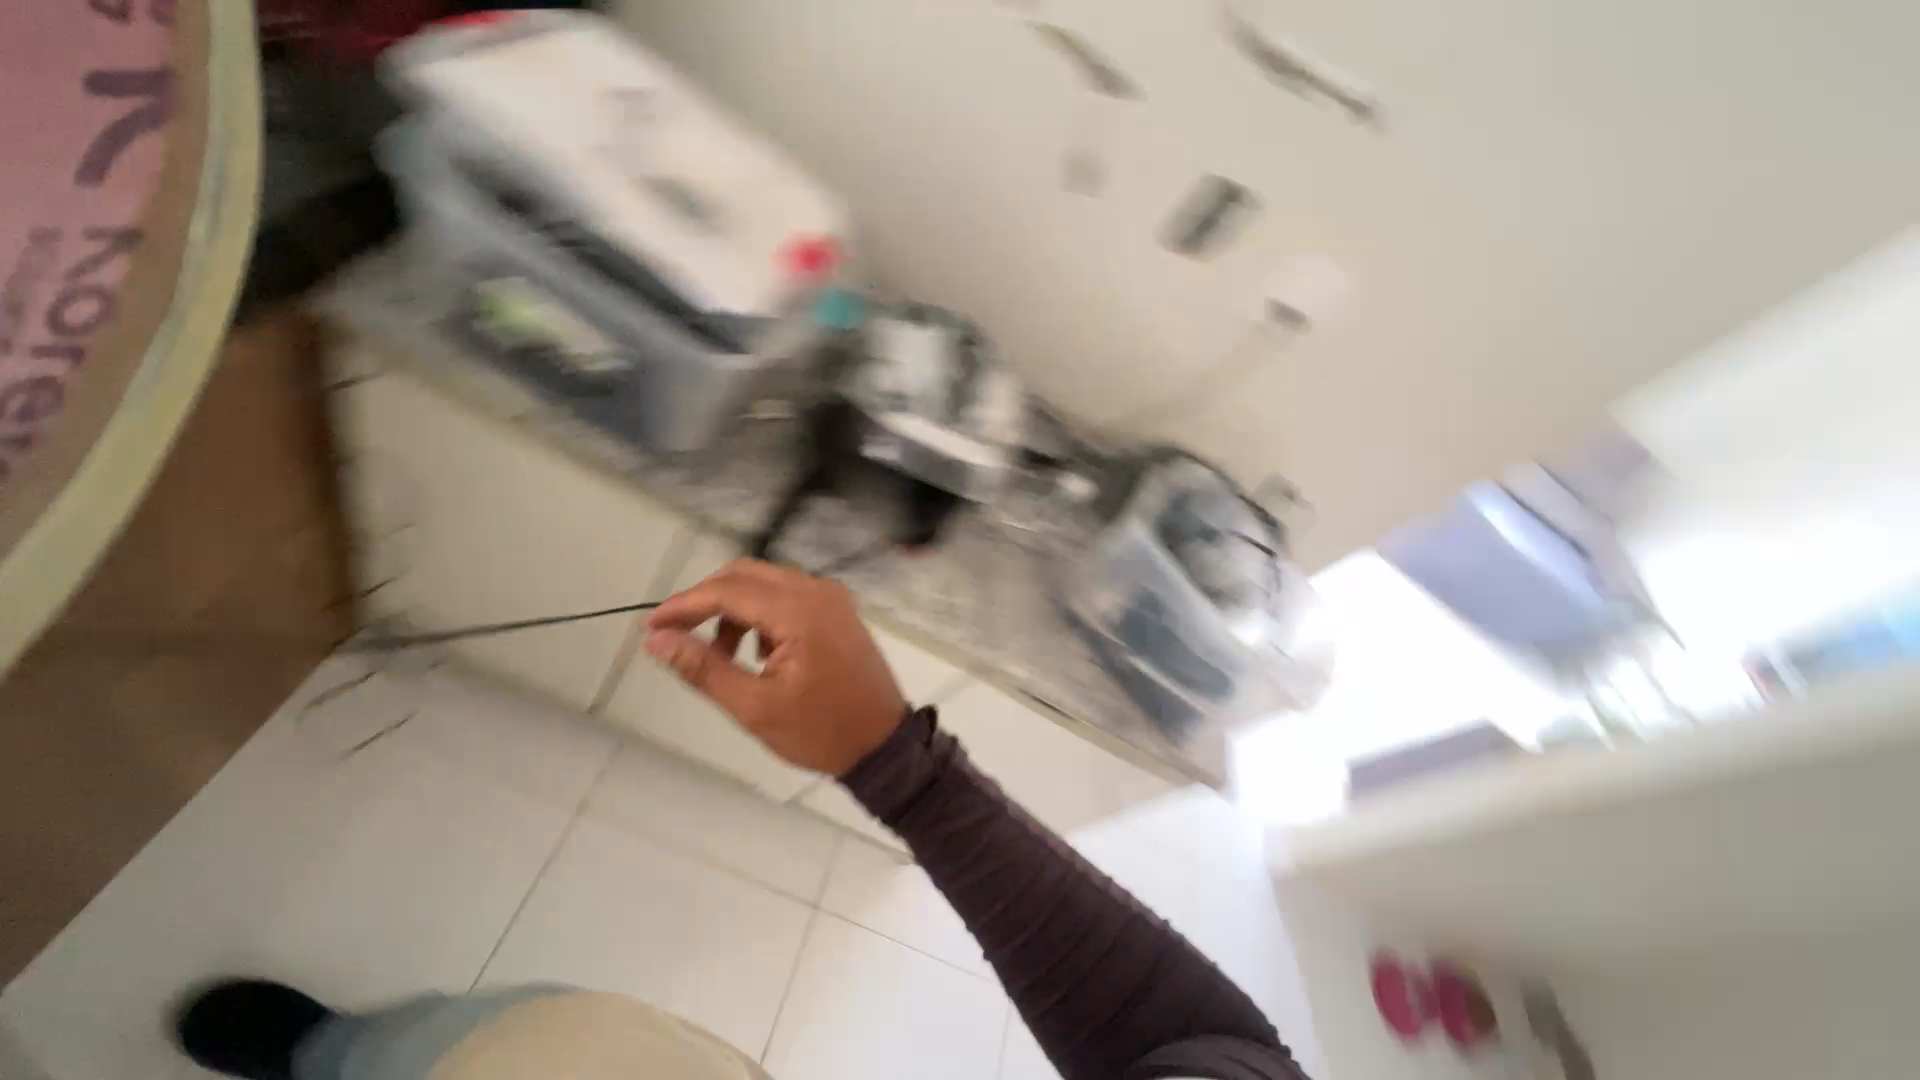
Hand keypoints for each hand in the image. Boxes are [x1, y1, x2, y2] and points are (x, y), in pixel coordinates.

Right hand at [644, 558, 909, 775]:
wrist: (884, 744)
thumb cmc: (821, 732)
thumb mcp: (754, 707)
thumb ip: (703, 668)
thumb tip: (657, 640)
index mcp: (799, 611)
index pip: (727, 590)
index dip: (683, 605)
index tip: (651, 627)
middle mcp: (818, 591)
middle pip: (745, 575)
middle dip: (705, 601)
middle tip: (677, 638)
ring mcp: (832, 598)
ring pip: (765, 583)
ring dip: (734, 610)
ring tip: (724, 659)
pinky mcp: (838, 610)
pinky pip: (788, 596)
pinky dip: (762, 615)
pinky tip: (758, 655)